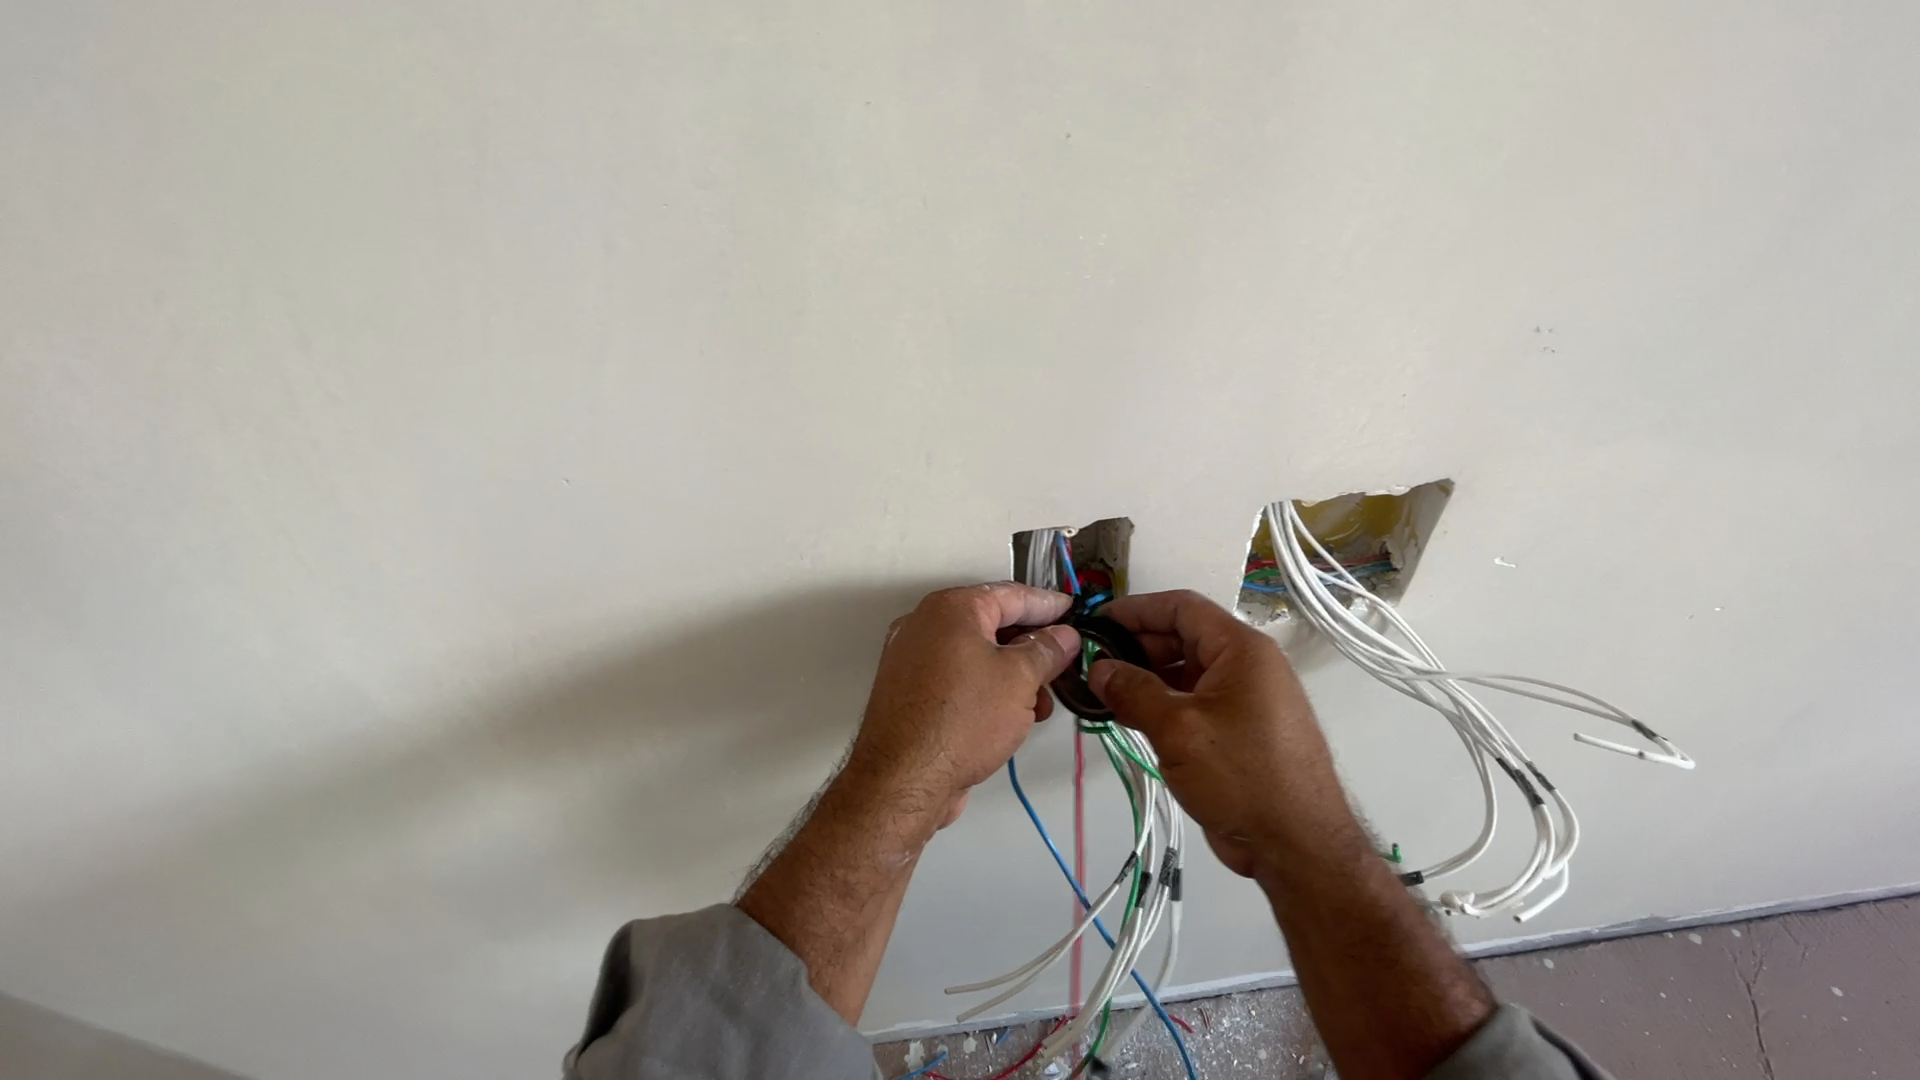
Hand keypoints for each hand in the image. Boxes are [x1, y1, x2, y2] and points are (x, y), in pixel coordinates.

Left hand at [844, 583, 1079, 831]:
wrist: (903, 779)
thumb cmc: (964, 718)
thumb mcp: (1019, 679)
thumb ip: (1046, 650)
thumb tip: (1064, 635)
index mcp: (951, 608)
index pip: (1011, 594)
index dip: (1047, 604)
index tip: (1074, 611)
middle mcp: (925, 624)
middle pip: (992, 624)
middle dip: (1032, 647)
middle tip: (1064, 665)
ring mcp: (912, 658)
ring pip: (977, 655)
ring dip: (1013, 675)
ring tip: (1041, 706)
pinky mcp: (910, 691)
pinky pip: (958, 677)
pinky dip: (987, 688)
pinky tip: (1011, 717)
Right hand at [1088, 589, 1345, 878]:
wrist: (1298, 847)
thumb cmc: (1242, 776)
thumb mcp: (1179, 729)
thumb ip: (1133, 692)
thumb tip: (1099, 669)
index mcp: (1241, 650)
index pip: (1182, 607)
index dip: (1135, 609)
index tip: (1095, 623)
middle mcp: (1245, 666)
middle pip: (1182, 638)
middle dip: (1135, 647)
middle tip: (1092, 663)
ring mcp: (1243, 700)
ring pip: (1184, 672)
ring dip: (1144, 679)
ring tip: (1101, 692)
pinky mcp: (1237, 731)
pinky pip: (1192, 702)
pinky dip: (1160, 704)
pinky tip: (1127, 717)